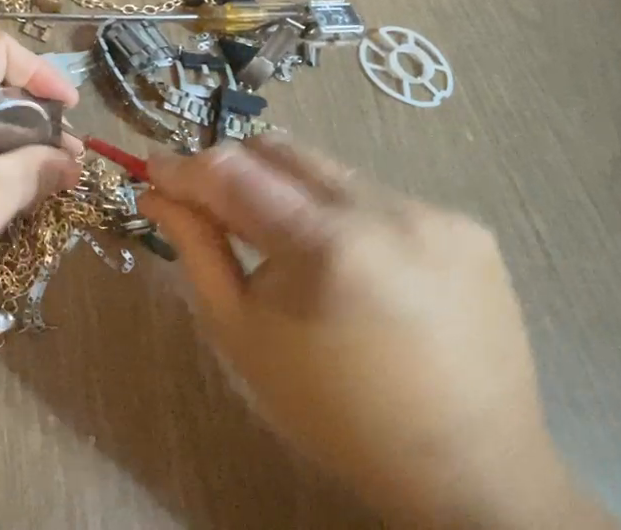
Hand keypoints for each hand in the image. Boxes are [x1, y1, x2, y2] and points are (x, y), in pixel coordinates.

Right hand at [140, 136, 612, 528]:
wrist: (466, 470)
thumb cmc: (330, 410)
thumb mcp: (238, 331)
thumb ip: (195, 247)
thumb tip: (155, 193)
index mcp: (326, 244)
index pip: (232, 168)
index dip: (183, 166)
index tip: (153, 174)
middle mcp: (387, 211)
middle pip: (280, 150)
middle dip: (232, 168)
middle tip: (209, 206)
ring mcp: (435, 215)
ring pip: (326, 170)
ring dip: (285, 190)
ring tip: (280, 245)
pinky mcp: (467, 229)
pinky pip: (375, 196)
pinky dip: (338, 213)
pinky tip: (343, 264)